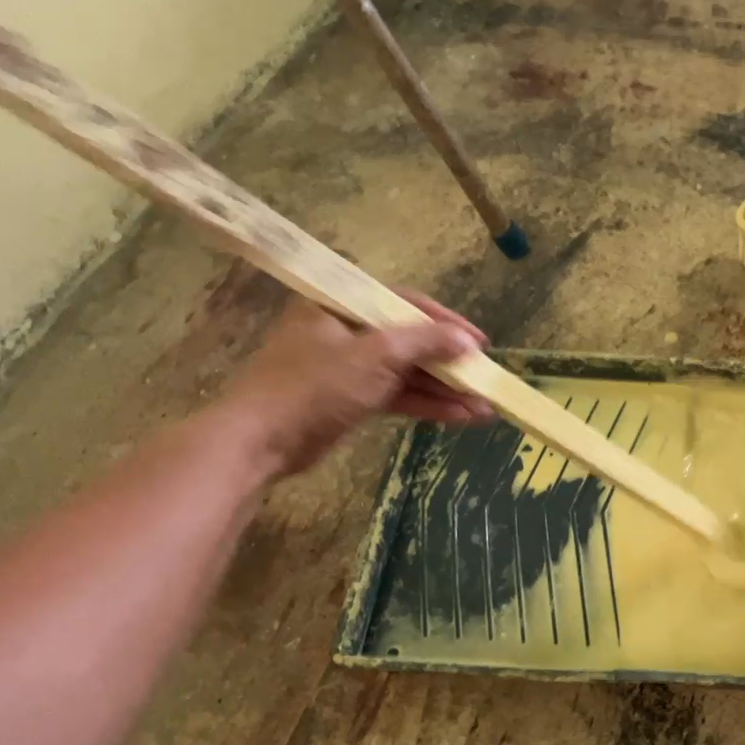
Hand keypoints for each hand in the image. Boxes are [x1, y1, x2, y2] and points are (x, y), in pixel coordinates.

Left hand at [219, 287, 494, 476]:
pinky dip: (427, 405)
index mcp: (340, 307)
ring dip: (445, 391)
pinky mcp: (350, 400)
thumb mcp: (375, 355)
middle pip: (410, 342)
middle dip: (450, 364)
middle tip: (485, 378)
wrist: (259, 440)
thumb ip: (425, 342)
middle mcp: (345, 332)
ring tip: (483, 407)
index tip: (480, 343)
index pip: (405, 304)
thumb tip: (469, 341)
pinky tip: (460, 418)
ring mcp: (348, 368)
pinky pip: (397, 396)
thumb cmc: (314, 386)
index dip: (446, 323)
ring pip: (407, 374)